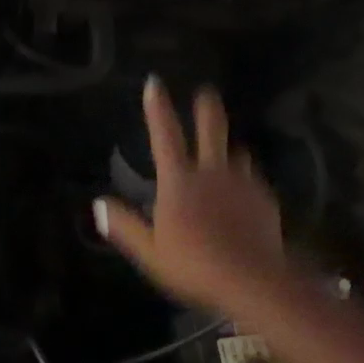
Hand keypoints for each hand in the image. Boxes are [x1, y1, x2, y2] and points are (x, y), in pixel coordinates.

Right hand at [95, 78, 286, 312]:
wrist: (252, 280)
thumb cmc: (194, 264)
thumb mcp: (150, 251)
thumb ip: (124, 225)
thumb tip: (99, 204)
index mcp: (179, 181)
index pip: (165, 135)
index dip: (158, 108)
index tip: (155, 82)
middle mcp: (212, 173)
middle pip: (211, 130)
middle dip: (207, 108)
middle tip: (207, 92)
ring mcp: (242, 184)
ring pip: (236, 154)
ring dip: (229, 150)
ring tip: (227, 153)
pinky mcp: (264, 200)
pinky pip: (252, 180)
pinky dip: (245, 180)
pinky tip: (243, 194)